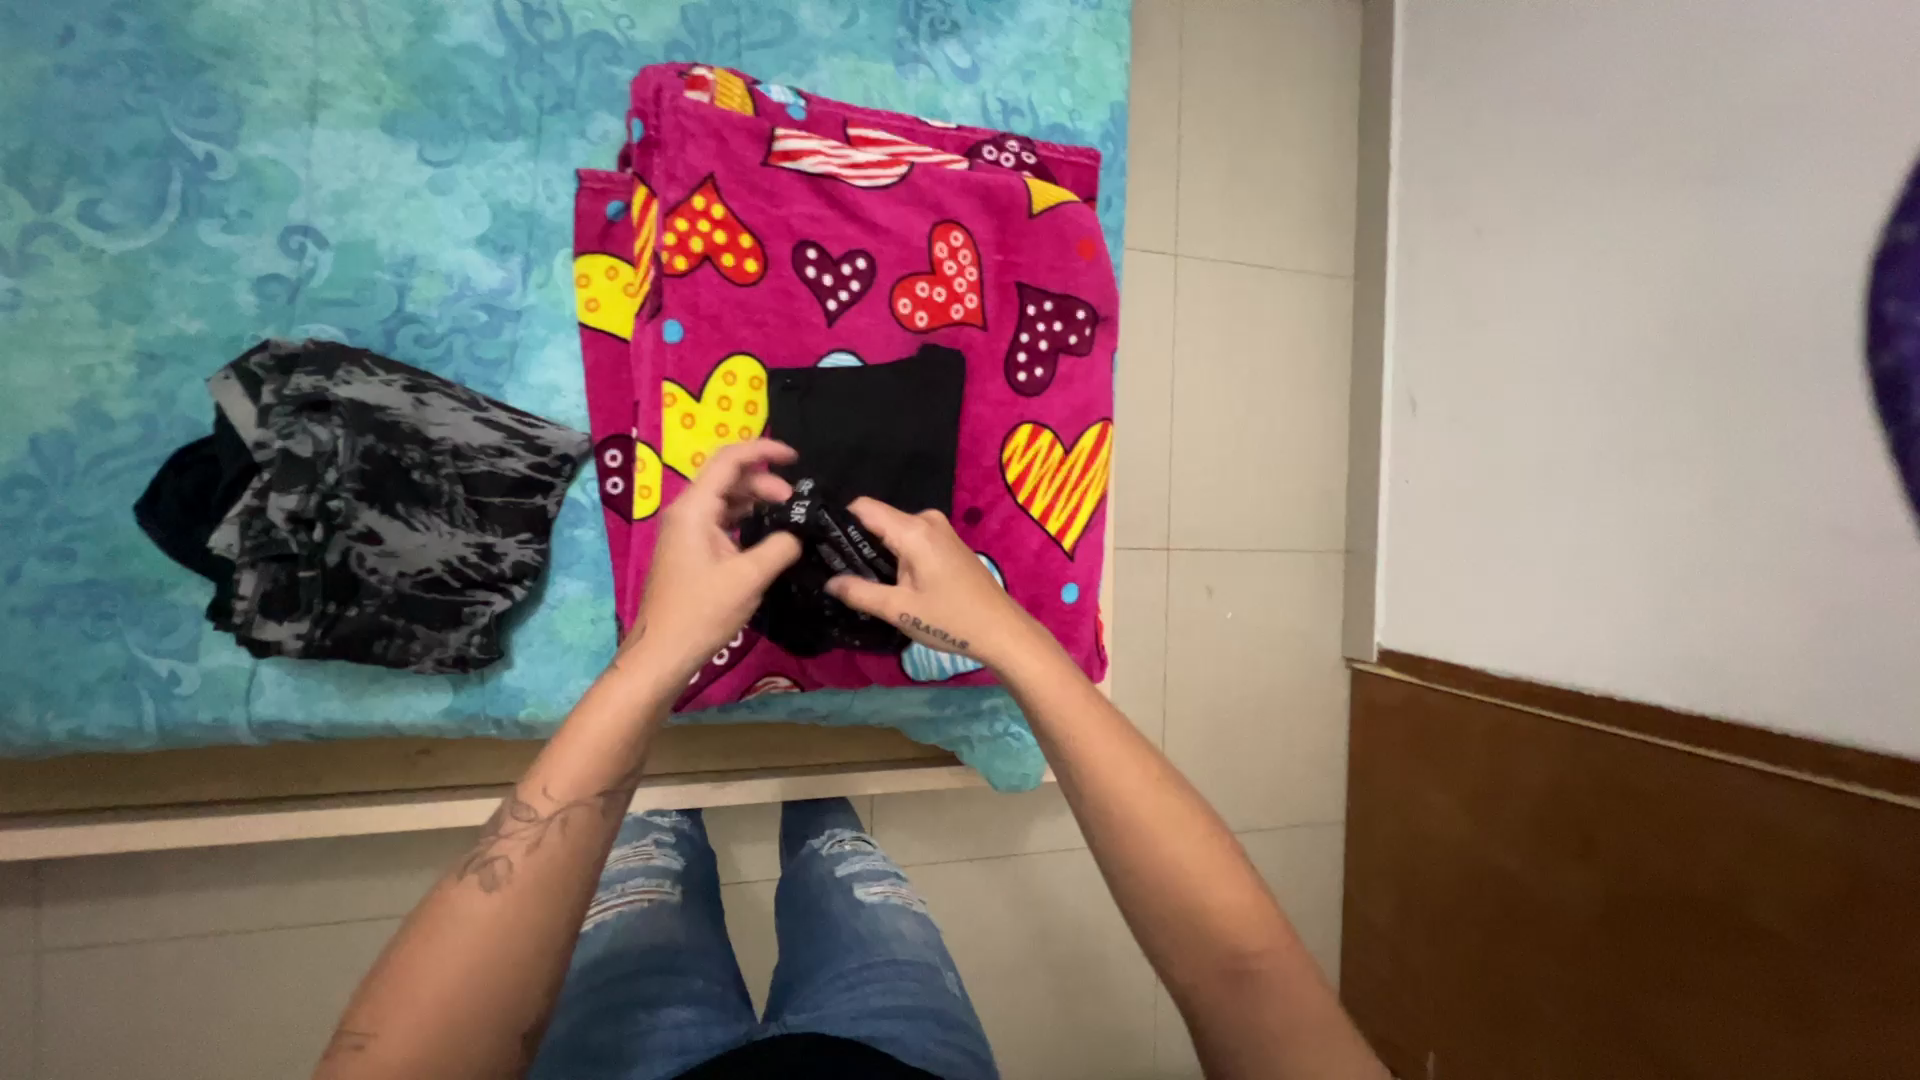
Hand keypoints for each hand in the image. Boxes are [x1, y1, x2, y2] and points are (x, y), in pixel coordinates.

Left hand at [619, 440, 801, 681]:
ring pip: (727, 500)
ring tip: (788, 519)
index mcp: (694, 509)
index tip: (796, 458)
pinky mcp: (692, 550)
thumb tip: (797, 533)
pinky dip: (748, 521)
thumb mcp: (749, 578)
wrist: (663, 651)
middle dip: (766, 483)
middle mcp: (687, 512)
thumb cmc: (702, 612)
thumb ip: (780, 547)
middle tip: (796, 505)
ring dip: (758, 502)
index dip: (764, 451)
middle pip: (729, 478)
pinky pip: (723, 521)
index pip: (729, 460)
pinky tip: (768, 537)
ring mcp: (688, 531)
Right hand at [825, 497, 1049, 669]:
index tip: (818, 543)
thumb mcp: (899, 610)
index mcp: (913, 530)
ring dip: (876, 553)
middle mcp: (927, 521)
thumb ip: (860, 592)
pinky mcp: (948, 545)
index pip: (863, 508)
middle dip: (856, 542)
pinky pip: (911, 541)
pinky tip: (888, 581)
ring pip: (894, 532)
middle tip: (832, 570)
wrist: (1002, 631)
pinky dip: (896, 556)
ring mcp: (940, 531)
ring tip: (857, 580)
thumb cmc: (950, 620)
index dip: (838, 521)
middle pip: (878, 520)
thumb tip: (829, 582)